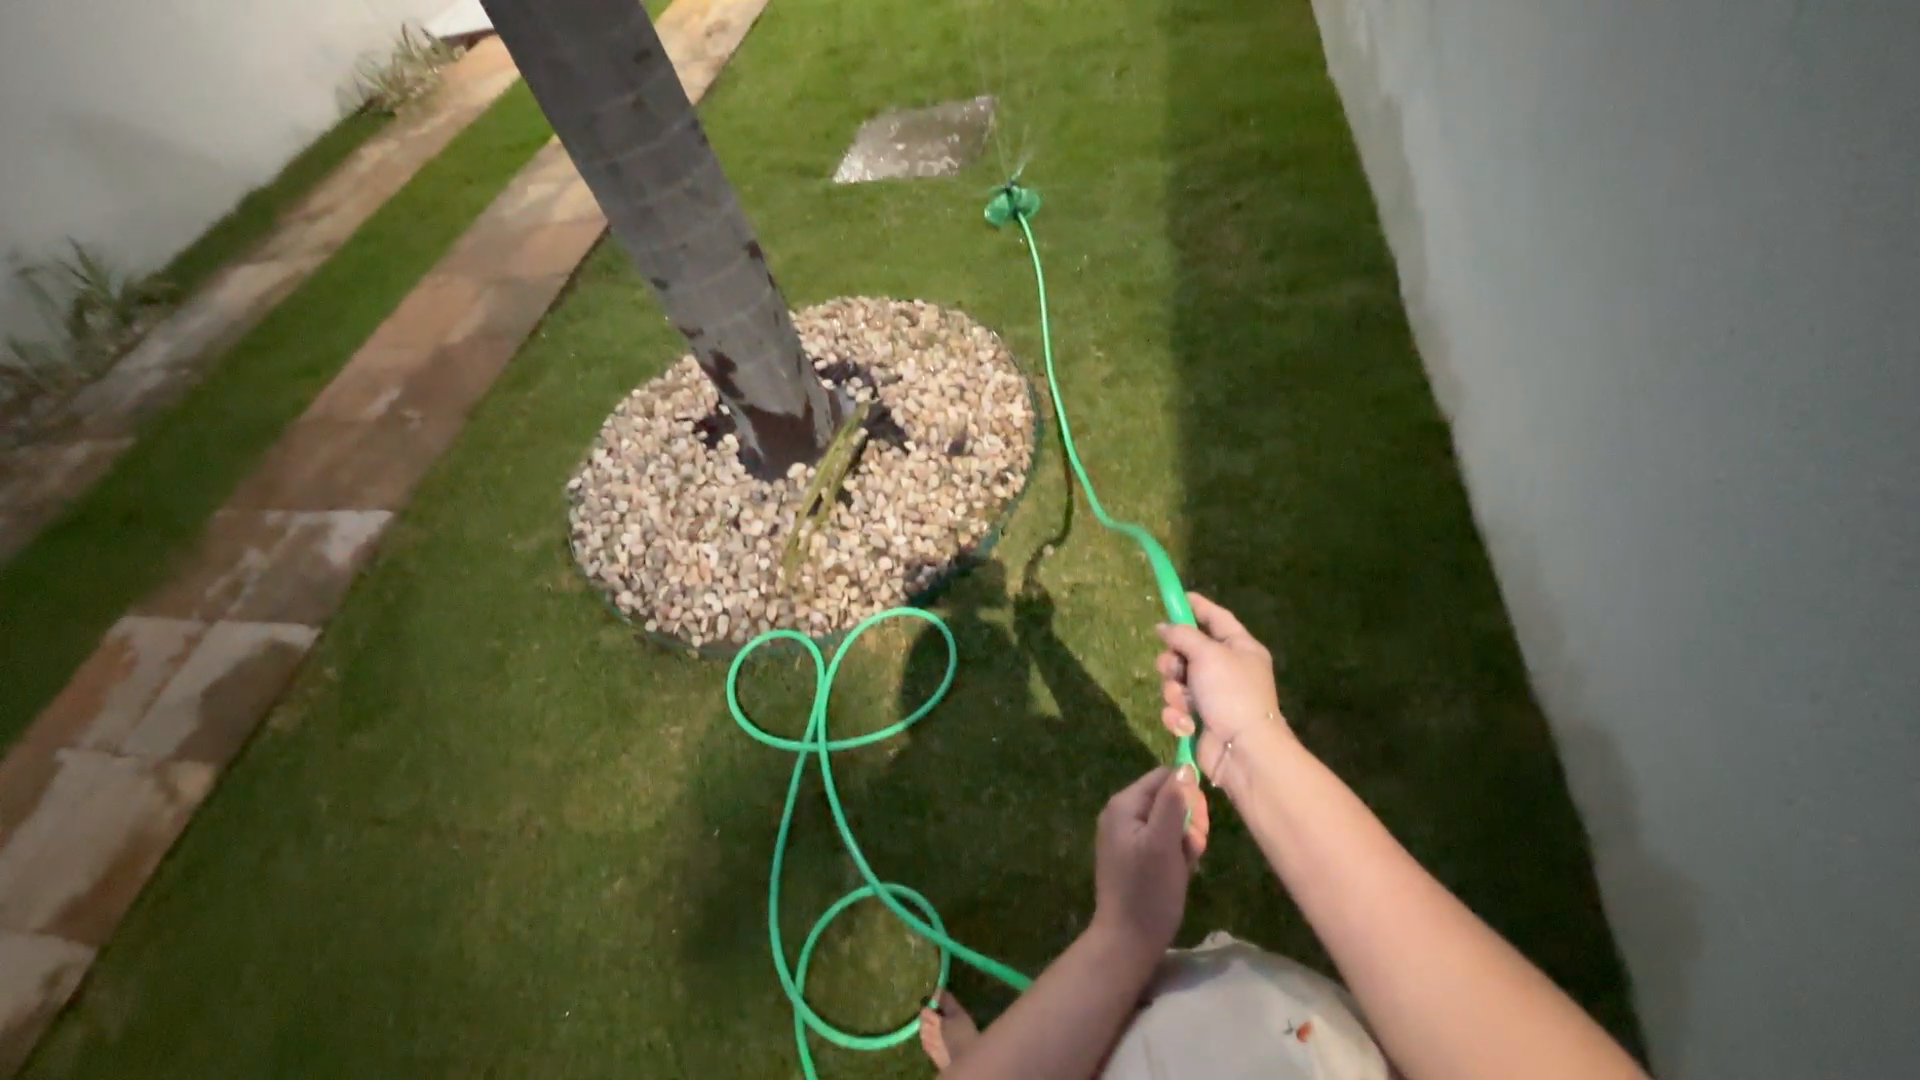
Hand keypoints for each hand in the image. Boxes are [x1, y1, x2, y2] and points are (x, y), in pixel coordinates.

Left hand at [1092, 768, 1197, 957]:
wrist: (1129, 940)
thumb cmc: (1148, 890)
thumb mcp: (1164, 842)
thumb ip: (1173, 801)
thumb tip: (1183, 766)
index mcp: (1124, 804)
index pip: (1164, 777)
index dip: (1187, 795)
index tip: (1194, 824)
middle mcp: (1123, 813)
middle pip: (1170, 798)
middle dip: (1188, 821)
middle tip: (1189, 850)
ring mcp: (1129, 835)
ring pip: (1172, 822)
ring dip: (1186, 841)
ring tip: (1184, 866)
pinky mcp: (1137, 855)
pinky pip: (1165, 841)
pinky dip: (1177, 854)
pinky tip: (1179, 873)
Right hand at [1156, 592, 1292, 786]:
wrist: (1242, 751)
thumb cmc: (1231, 694)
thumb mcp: (1207, 654)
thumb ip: (1182, 635)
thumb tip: (1163, 627)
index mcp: (1240, 648)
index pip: (1217, 618)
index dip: (1197, 606)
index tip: (1175, 597)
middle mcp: (1228, 669)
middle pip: (1188, 651)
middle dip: (1173, 661)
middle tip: (1172, 667)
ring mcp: (1214, 696)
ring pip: (1177, 681)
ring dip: (1174, 691)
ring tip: (1183, 702)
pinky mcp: (1201, 719)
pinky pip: (1177, 707)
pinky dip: (1177, 714)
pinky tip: (1185, 723)